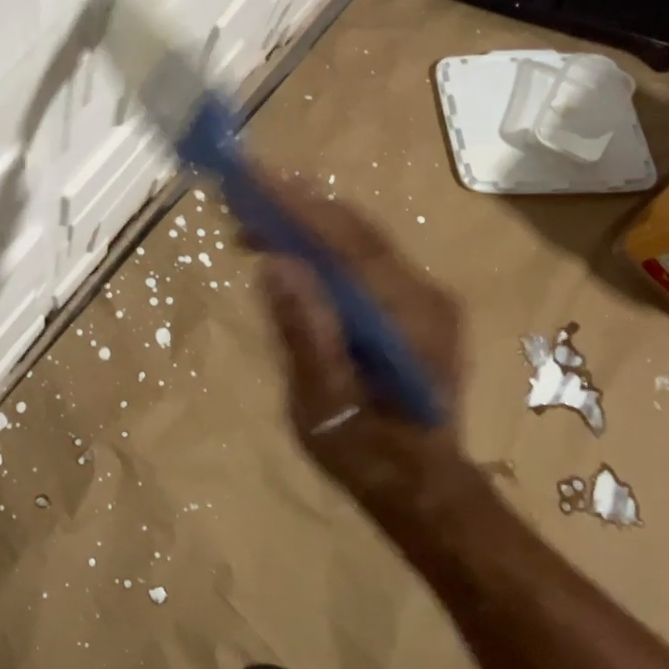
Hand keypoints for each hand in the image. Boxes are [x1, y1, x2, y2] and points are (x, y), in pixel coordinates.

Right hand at [245, 172, 470, 511]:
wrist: (426, 490)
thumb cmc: (369, 456)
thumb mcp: (324, 405)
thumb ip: (306, 334)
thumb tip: (276, 265)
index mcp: (408, 318)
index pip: (349, 243)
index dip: (299, 207)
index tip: (254, 178)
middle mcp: (426, 295)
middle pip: (356, 230)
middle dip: (297, 204)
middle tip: (242, 188)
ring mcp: (424, 298)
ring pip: (360, 239)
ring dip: (306, 220)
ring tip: (252, 216)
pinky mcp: (414, 307)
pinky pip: (363, 258)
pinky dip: (322, 243)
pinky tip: (287, 247)